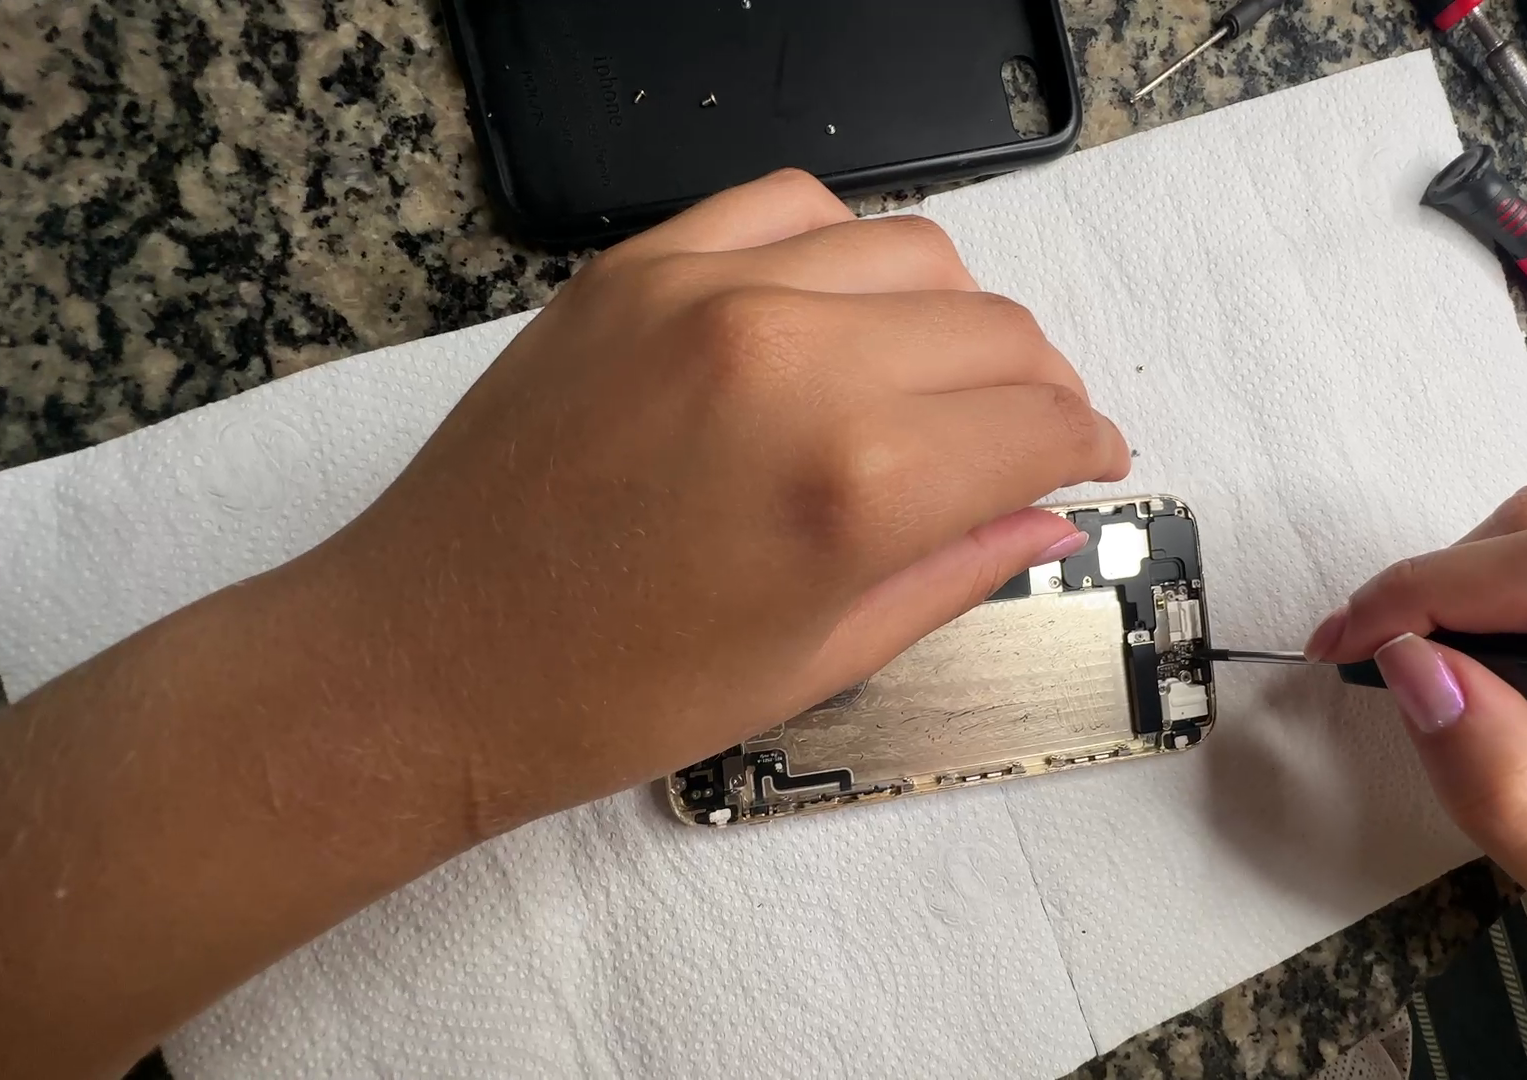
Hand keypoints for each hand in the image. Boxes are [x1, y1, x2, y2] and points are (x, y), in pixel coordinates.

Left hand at [0, 169, 1130, 1076]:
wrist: (427, 660)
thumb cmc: (631, 694)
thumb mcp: (826, 656)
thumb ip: (959, 569)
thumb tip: (1054, 519)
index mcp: (858, 488)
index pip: (1038, 426)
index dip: (1091, 444)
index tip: (1100, 460)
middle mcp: (800, 362)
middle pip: (998, 331)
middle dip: (1045, 386)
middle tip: (1037, 433)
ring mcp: (712, 292)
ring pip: (917, 253)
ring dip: (964, 320)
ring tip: (948, 380)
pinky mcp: (640, 264)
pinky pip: (797, 208)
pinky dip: (853, 257)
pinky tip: (846, 318)